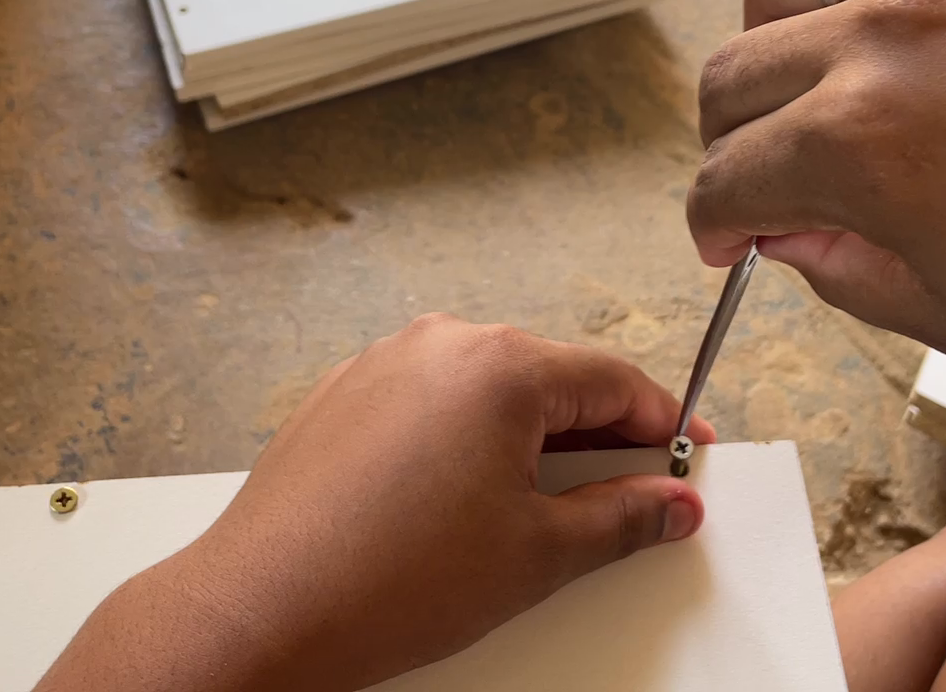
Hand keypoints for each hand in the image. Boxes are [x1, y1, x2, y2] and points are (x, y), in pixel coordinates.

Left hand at [37, 315, 711, 691]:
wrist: (259, 606)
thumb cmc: (399, 578)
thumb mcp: (536, 553)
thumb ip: (623, 517)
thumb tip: (674, 502)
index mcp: (503, 364)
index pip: (611, 379)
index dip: (659, 419)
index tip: (685, 452)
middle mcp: (448, 339)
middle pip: (552, 377)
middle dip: (596, 431)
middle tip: (624, 488)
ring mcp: (394, 355)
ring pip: (494, 385)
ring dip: (532, 431)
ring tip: (538, 500)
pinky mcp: (356, 383)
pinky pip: (439, 393)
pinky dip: (472, 429)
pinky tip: (462, 488)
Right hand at [687, 0, 945, 416]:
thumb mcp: (943, 315)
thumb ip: (826, 265)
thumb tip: (778, 223)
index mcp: (861, 144)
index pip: (724, 179)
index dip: (710, 222)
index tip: (724, 239)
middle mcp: (886, 36)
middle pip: (727, 74)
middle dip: (725, 141)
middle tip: (762, 173)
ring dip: (775, 45)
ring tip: (818, 83)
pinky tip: (900, 25)